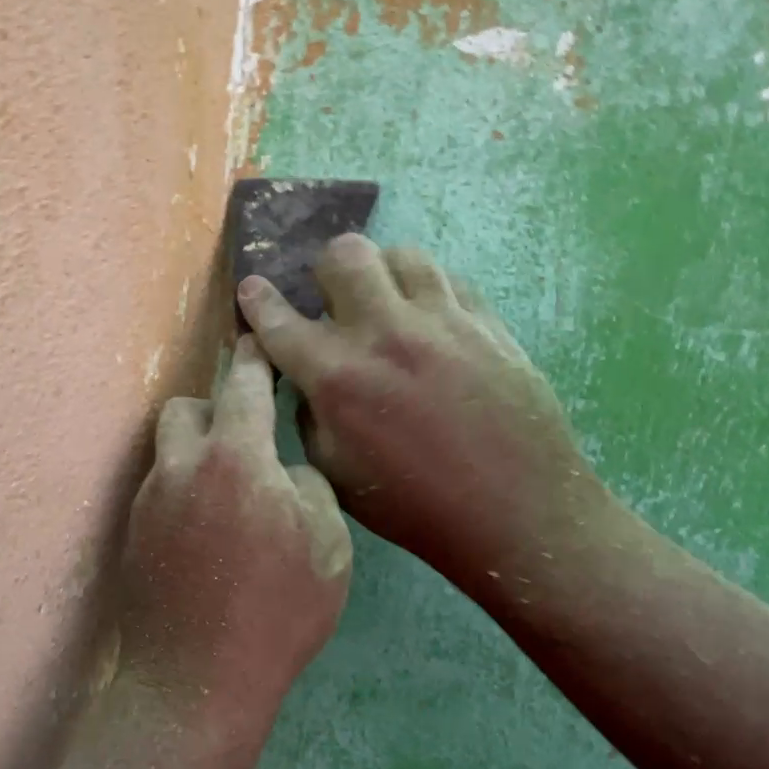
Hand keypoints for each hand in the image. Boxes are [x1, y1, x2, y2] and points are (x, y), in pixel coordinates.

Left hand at [117, 336, 352, 715]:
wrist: (194, 680)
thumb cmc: (276, 612)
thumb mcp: (328, 546)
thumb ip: (307, 486)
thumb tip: (284, 470)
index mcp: (235, 457)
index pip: (244, 385)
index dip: (255, 357)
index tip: (258, 337)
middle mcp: (181, 465)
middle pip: (189, 407)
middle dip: (218, 409)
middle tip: (249, 441)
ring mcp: (149, 498)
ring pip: (169, 448)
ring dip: (197, 450)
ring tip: (229, 489)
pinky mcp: (132, 531)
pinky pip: (159, 488)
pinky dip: (183, 489)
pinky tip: (207, 530)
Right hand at [236, 235, 608, 586]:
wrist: (516, 513)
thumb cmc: (413, 503)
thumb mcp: (333, 471)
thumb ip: (308, 413)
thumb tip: (305, 376)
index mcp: (336, 375)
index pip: (277, 318)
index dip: (256, 299)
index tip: (252, 289)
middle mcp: (385, 333)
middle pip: (343, 255)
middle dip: (323, 270)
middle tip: (330, 299)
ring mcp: (442, 322)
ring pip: (401, 255)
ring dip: (380, 273)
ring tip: (383, 302)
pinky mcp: (488, 324)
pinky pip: (450, 280)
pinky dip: (427, 292)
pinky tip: (428, 321)